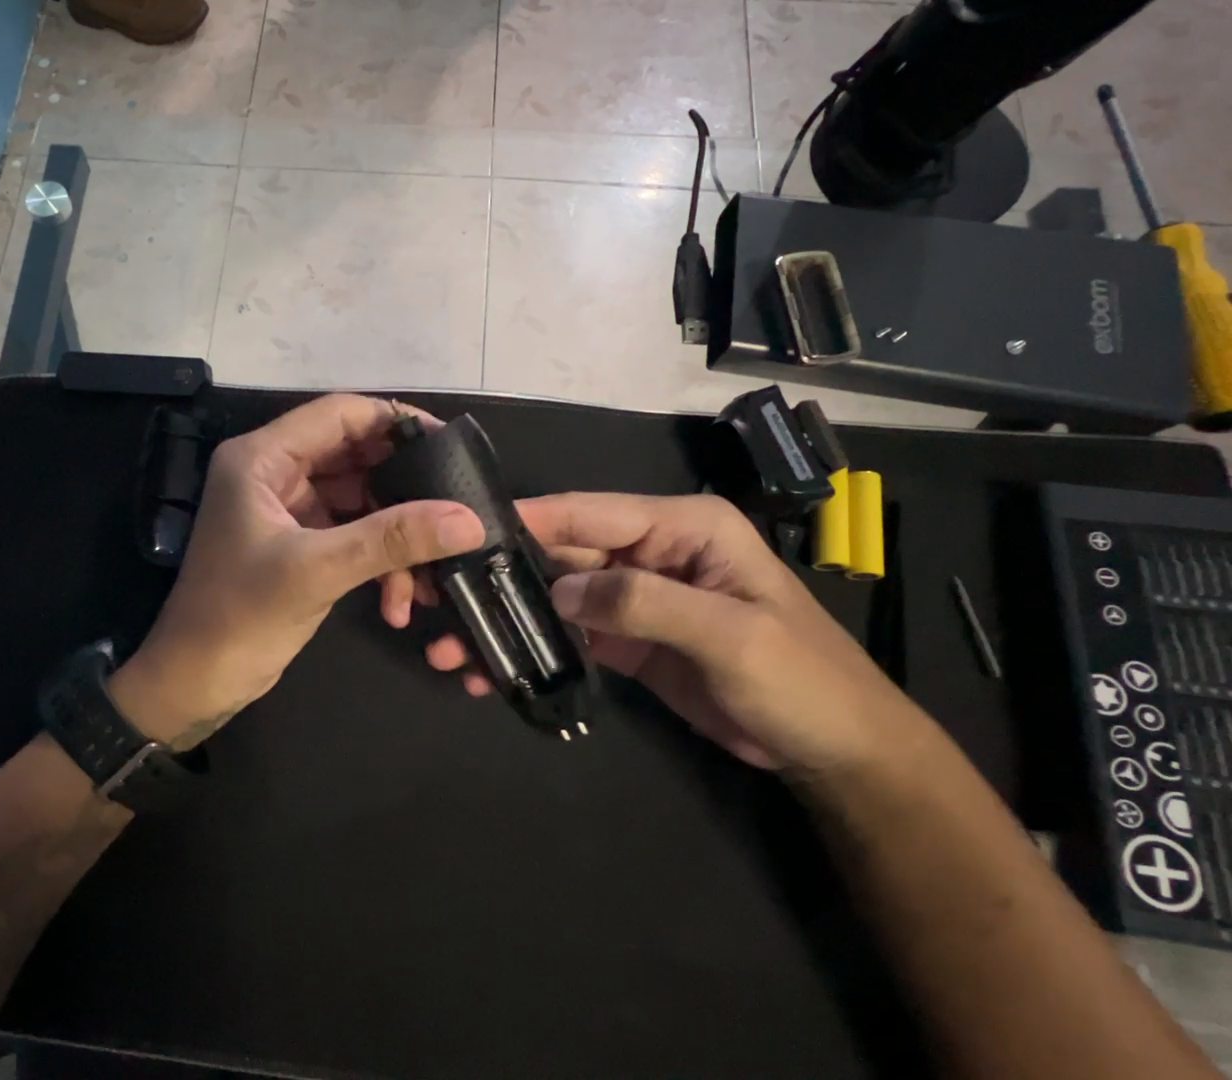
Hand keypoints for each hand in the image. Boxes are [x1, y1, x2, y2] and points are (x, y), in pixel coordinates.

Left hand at [110, 395, 486, 749]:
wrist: (195, 682)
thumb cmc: (240, 616)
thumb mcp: (318, 570)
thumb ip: (393, 539)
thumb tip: (470, 519)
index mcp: (261, 458)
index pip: (339, 414)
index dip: (396, 422)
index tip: (450, 446)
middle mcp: (273, 474)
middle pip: (356, 457)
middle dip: (404, 491)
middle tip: (454, 513)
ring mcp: (286, 511)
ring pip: (360, 502)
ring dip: (396, 538)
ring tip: (431, 578)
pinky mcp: (298, 547)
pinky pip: (352, 537)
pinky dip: (378, 563)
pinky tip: (398, 602)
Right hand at [426, 492, 925, 774]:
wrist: (832, 750)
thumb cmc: (802, 680)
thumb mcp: (732, 636)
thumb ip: (645, 604)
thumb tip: (558, 591)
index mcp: (684, 528)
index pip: (593, 514)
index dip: (531, 521)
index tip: (465, 534)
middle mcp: (650, 553)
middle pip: (563, 554)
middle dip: (503, 579)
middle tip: (441, 604)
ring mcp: (635, 597)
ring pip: (555, 596)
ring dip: (507, 620)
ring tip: (453, 650)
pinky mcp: (625, 639)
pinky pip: (568, 634)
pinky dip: (530, 649)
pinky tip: (491, 671)